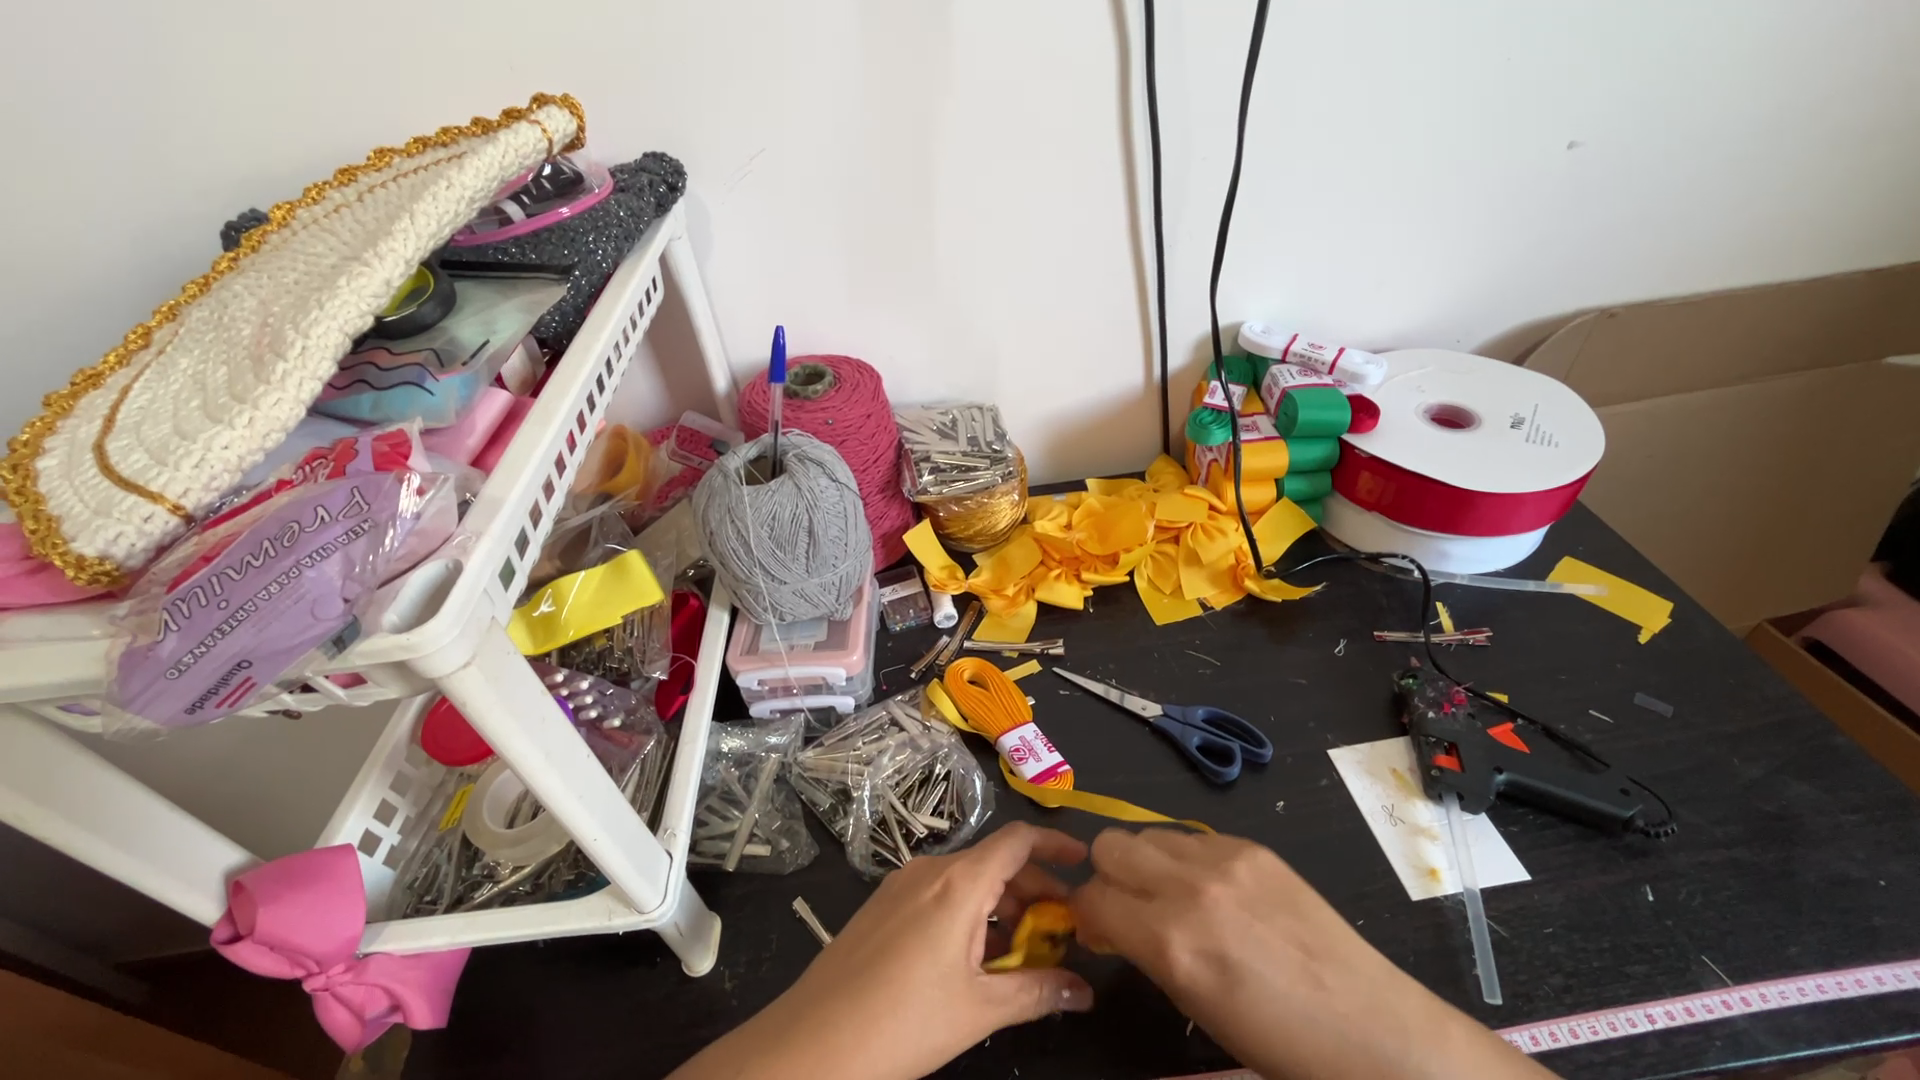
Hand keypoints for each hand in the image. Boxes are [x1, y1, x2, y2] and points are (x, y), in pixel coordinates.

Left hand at [671, 823, 1093, 1079]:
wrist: (811, 1042)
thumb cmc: (903, 1022)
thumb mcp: (980, 1010)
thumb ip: (1037, 992)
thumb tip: (1085, 992)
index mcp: (959, 882)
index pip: (1018, 839)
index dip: (1056, 843)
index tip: (1085, 862)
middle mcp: (931, 870)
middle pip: (995, 861)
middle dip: (1035, 889)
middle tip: (1063, 929)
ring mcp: (901, 885)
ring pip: (967, 879)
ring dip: (1002, 905)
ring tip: (1023, 950)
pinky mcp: (882, 906)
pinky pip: (939, 893)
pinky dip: (970, 912)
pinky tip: (975, 956)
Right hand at [1071, 828, 1552, 1079]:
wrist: (1370, 1026)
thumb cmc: (1276, 1041)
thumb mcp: (1193, 1004)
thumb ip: (1143, 951)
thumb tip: (1111, 923)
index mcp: (1168, 941)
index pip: (1091, 897)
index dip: (1086, 914)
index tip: (1098, 930)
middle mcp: (1187, 887)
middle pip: (1109, 846)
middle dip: (1107, 877)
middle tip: (1128, 908)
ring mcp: (1224, 859)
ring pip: (1147, 833)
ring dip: (1144, 862)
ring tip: (1172, 897)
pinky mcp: (1254, 846)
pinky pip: (1192, 837)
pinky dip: (1186, 859)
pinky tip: (1215, 892)